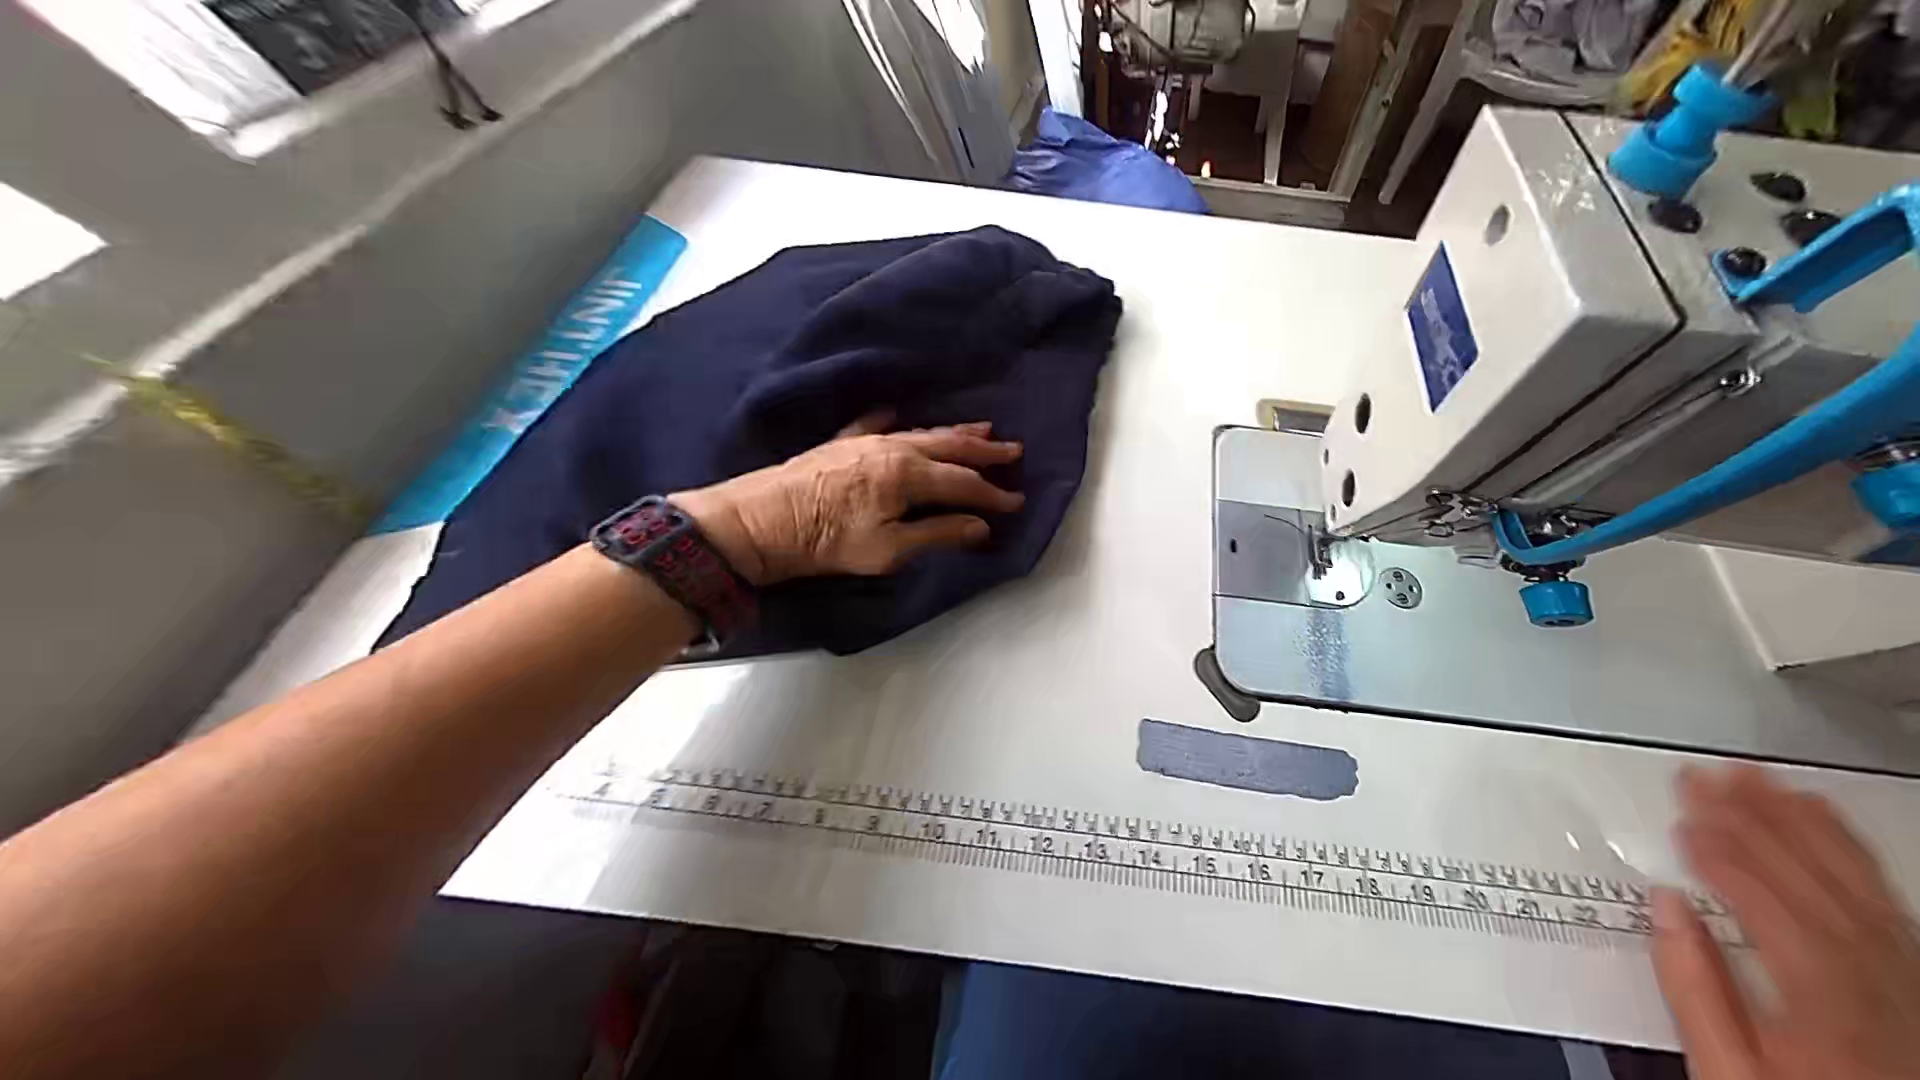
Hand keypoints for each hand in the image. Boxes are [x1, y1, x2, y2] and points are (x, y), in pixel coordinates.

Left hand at [672, 417, 1024, 584]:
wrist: (760, 522)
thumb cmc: (826, 542)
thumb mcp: (888, 550)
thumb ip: (937, 534)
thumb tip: (980, 525)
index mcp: (908, 475)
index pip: (963, 483)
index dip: (992, 494)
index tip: (1016, 501)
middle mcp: (893, 448)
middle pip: (949, 446)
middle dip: (984, 450)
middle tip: (1013, 449)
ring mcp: (865, 440)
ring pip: (921, 432)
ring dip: (953, 431)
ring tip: (980, 427)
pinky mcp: (841, 443)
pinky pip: (875, 424)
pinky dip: (894, 420)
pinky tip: (898, 413)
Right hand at [1652, 764, 1919, 1079]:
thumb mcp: (1725, 1066)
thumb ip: (1692, 987)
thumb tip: (1666, 906)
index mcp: (1824, 1002)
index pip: (1769, 907)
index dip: (1722, 857)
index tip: (1682, 816)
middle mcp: (1878, 982)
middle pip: (1811, 885)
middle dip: (1751, 821)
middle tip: (1704, 774)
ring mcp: (1906, 974)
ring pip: (1853, 883)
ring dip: (1796, 822)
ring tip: (1753, 776)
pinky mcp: (1913, 968)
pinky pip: (1885, 897)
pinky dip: (1847, 849)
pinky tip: (1816, 816)